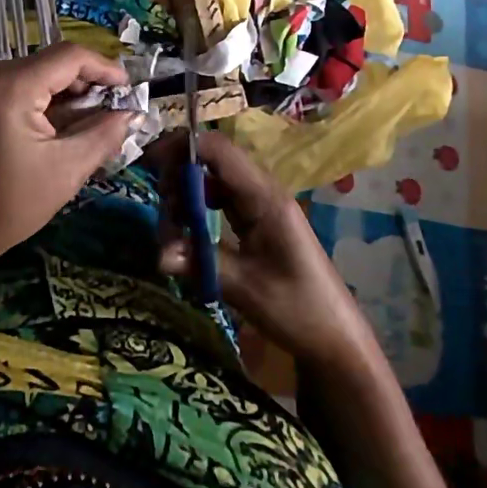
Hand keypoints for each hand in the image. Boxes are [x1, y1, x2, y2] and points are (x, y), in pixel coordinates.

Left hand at [0, 43, 135, 290]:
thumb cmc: (7, 207)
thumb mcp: (66, 170)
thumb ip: (104, 133)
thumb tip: (132, 112)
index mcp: (10, 87)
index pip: (69, 57)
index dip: (105, 69)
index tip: (131, 91)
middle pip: (54, 63)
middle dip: (89, 84)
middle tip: (117, 111)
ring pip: (40, 74)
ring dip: (70, 94)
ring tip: (97, 122)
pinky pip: (22, 86)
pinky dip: (48, 101)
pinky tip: (66, 126)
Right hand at [150, 132, 377, 365]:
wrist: (336, 339)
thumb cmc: (298, 310)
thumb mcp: (246, 288)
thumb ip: (201, 262)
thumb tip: (157, 253)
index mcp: (265, 198)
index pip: (218, 150)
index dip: (182, 148)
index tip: (151, 166)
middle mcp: (262, 192)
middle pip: (212, 161)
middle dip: (179, 176)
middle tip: (162, 213)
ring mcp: (260, 205)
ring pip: (213, 180)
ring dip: (186, 194)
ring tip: (171, 228)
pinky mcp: (257, 220)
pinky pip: (220, 199)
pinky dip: (198, 208)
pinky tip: (187, 231)